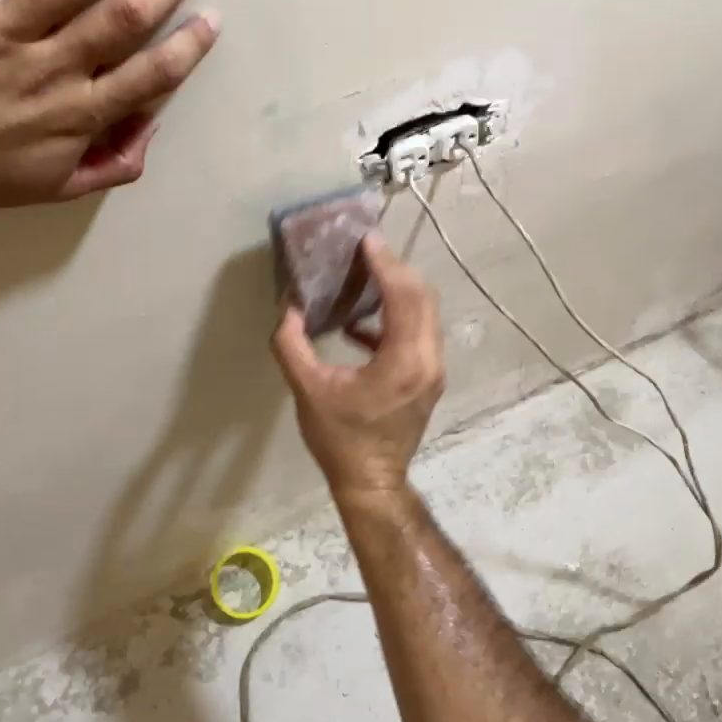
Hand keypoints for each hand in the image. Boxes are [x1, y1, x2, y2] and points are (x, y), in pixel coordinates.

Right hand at [271, 234, 444, 499]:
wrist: (372, 482)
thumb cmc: (339, 439)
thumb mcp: (307, 390)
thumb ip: (291, 344)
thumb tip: (288, 307)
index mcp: (404, 360)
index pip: (403, 295)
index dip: (385, 263)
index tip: (367, 239)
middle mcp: (428, 359)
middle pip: (422, 297)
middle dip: (395, 269)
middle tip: (366, 251)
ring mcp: (433, 370)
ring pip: (425, 313)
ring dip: (398, 290)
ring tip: (365, 277)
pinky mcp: (428, 378)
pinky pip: (419, 333)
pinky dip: (395, 318)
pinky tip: (360, 325)